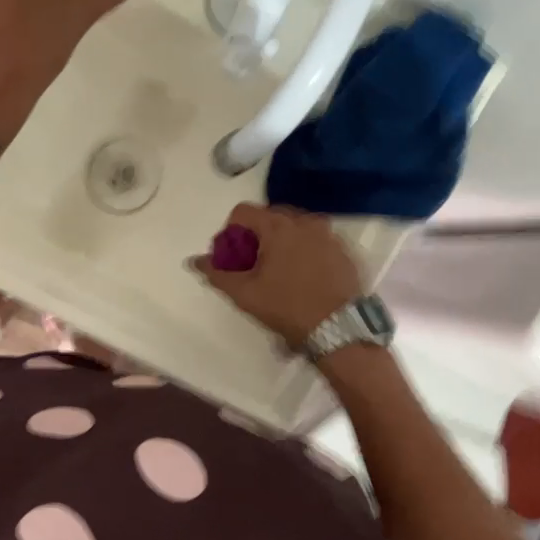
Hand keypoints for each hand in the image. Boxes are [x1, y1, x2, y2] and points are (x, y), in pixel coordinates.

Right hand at [190, 203, 363, 348]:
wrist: (338, 328)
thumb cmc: (286, 307)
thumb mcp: (244, 294)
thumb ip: (216, 273)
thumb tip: (193, 261)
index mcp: (278, 227)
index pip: (242, 211)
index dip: (230, 232)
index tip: (233, 257)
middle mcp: (305, 221)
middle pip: (269, 217)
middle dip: (256, 237)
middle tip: (253, 266)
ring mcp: (329, 234)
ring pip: (295, 228)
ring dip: (282, 243)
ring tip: (280, 273)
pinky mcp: (345, 249)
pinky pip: (317, 241)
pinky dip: (305, 251)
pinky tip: (304, 278)